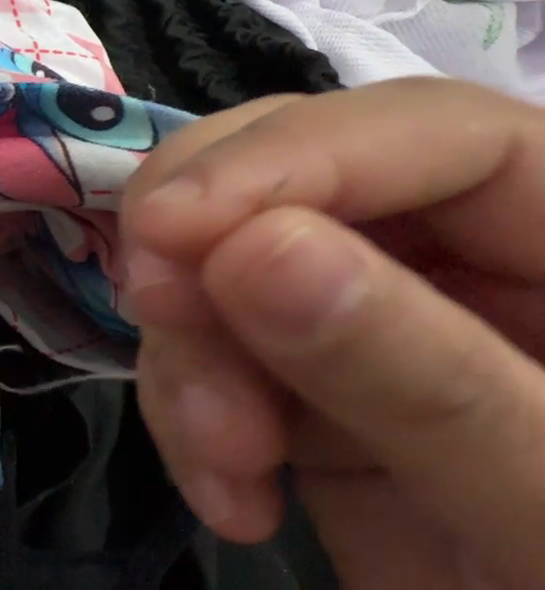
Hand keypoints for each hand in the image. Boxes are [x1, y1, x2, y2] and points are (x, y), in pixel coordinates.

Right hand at [120, 79, 544, 587]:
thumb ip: (425, 381)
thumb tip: (246, 247)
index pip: (431, 135)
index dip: (288, 157)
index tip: (168, 227)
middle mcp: (475, 269)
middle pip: (295, 177)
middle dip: (203, 241)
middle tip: (152, 306)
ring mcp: (378, 325)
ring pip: (220, 262)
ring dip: (189, 350)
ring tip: (221, 457)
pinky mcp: (304, 384)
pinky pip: (202, 347)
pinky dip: (185, 406)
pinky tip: (228, 491)